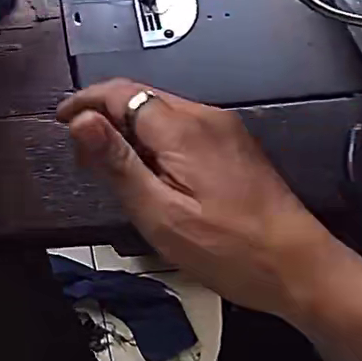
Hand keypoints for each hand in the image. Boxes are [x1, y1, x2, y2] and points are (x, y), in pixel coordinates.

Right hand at [56, 79, 361, 319]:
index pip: (121, 92)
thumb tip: (82, 122)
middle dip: (102, 116)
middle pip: (140, 97)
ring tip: (108, 167)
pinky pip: (180, 128)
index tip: (62, 118)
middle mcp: (205, 118)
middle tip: (81, 152)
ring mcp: (222, 130)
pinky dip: (152, 140)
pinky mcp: (231, 145)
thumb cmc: (230, 249)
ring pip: (159, 112)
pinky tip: (147, 172)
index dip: (85, 101)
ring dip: (126, 129)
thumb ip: (117, 162)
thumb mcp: (159, 212)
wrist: (298, 267)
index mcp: (183, 129)